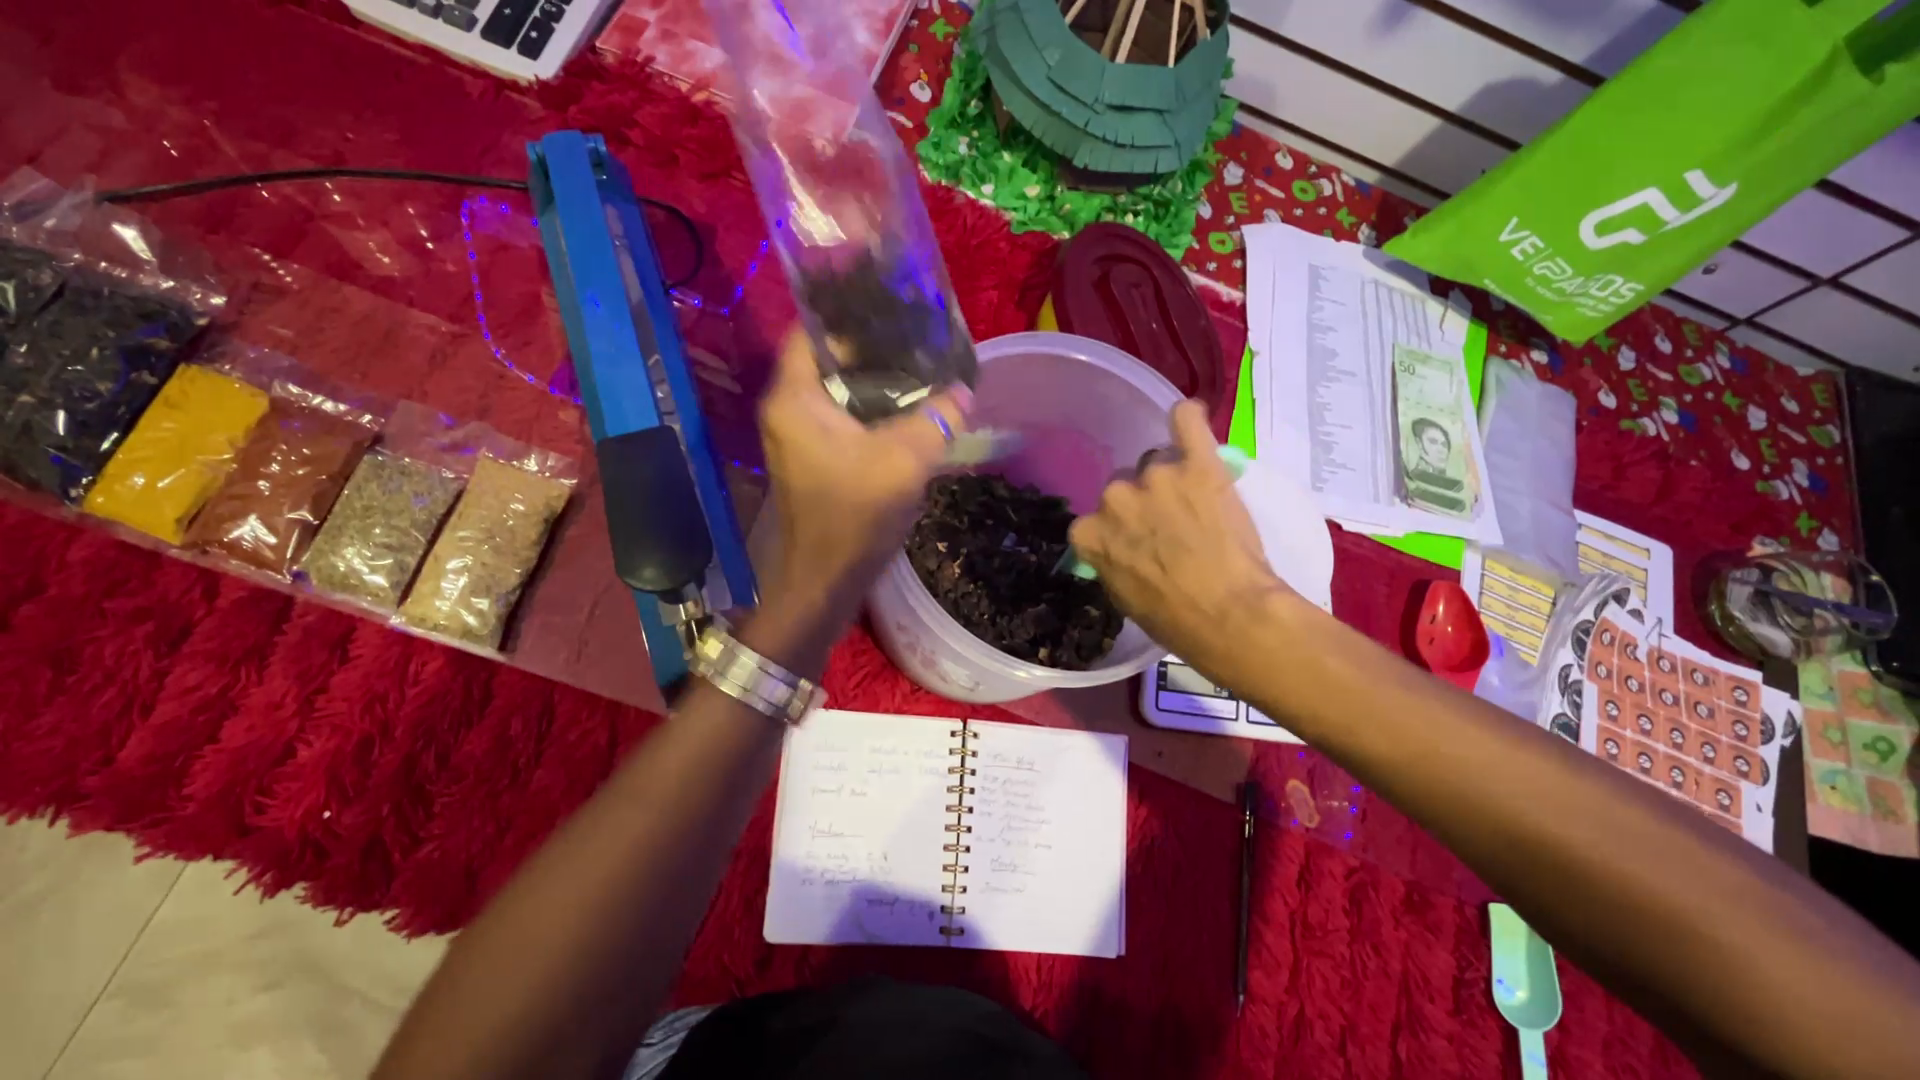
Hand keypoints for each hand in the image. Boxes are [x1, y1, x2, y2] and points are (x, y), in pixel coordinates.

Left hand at [758, 329, 970, 626]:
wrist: (827, 580)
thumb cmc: (855, 515)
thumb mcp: (905, 460)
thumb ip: (936, 417)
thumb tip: (962, 391)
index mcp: (794, 398)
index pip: (811, 330)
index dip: (847, 312)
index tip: (890, 304)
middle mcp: (787, 409)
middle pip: (827, 358)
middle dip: (872, 346)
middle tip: (917, 335)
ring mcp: (798, 435)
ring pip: (838, 389)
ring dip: (876, 380)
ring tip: (921, 365)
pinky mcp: (814, 456)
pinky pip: (843, 416)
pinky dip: (872, 408)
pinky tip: (910, 407)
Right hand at [1067, 402, 1291, 675]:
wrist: (1230, 615)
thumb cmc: (1176, 620)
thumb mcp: (1124, 597)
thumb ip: (1111, 559)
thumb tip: (1119, 546)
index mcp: (1090, 533)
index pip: (1094, 520)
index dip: (1119, 531)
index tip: (1138, 544)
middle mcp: (1115, 498)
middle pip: (1124, 486)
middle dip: (1144, 503)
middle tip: (1173, 527)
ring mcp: (1156, 476)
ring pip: (1157, 462)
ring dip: (1172, 477)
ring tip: (1199, 503)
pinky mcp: (1198, 463)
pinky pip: (1186, 419)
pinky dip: (1187, 418)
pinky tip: (1190, 421)